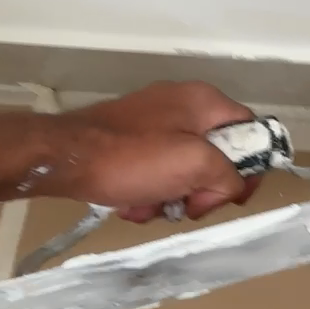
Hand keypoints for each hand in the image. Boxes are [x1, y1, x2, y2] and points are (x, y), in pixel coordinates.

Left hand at [35, 82, 261, 221]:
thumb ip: (230, 177)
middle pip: (220, 154)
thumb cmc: (131, 158)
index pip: (253, 132)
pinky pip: (159, 167)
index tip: (232, 195)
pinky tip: (135, 203)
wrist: (56, 159)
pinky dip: (153, 189)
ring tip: (153, 207)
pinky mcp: (129, 137)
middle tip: (189, 206)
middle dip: (207, 187)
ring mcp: (153, 120)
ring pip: (189, 166)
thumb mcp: (198, 166)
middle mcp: (183, 103)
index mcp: (205, 101)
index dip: (251, 167)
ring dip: (177, 194)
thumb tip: (227, 189)